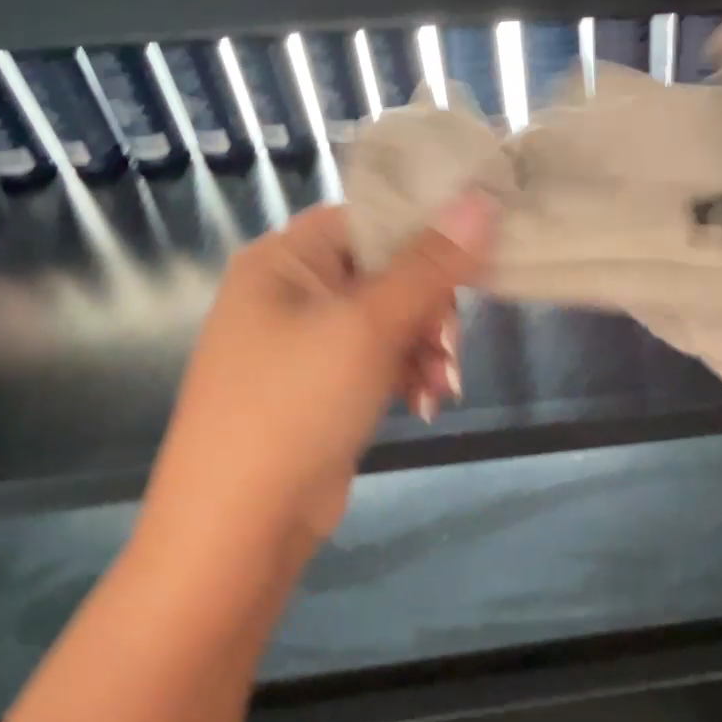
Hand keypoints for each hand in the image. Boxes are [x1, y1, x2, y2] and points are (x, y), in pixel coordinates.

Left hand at [134, 195, 493, 565]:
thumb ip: (429, 265)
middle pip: (385, 273)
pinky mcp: (320, 391)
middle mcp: (289, 294)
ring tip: (443, 388)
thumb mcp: (369, 327)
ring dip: (426, 350)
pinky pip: (376, 364)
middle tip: (450, 348)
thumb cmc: (296, 405)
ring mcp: (303, 346)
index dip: (424, 234)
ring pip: (388, 323)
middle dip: (431, 310)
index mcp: (284, 260)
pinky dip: (406, 378)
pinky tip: (425, 406)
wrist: (240, 521)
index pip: (368, 218)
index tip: (477, 262)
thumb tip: (481, 200)